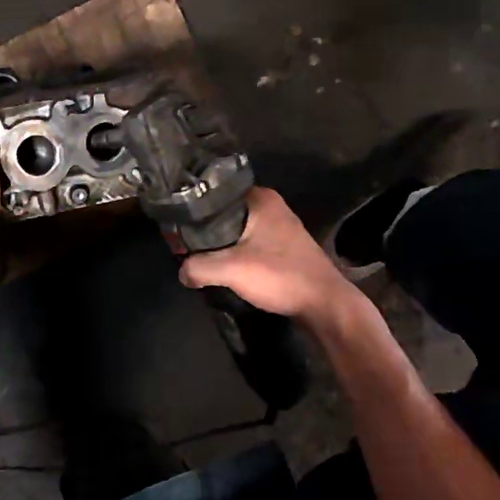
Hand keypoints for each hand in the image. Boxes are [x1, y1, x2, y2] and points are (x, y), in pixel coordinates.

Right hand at [178, 188, 364, 327]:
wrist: (323, 303)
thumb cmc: (280, 276)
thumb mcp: (231, 270)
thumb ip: (198, 267)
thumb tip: (182, 272)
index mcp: (260, 198)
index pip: (214, 196)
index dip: (192, 213)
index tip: (175, 231)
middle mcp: (270, 206)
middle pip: (224, 214)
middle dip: (204, 232)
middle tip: (184, 250)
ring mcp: (279, 227)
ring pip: (237, 231)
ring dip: (220, 246)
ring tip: (199, 261)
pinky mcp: (283, 248)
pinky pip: (250, 245)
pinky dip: (236, 255)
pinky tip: (224, 270)